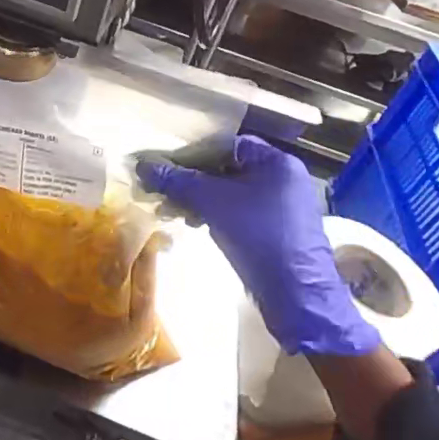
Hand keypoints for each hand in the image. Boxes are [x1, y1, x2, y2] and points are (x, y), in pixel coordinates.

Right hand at [137, 136, 378, 355]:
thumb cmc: (258, 236)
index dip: (192, 154)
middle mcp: (283, 178)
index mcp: (277, 162)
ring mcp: (282, 206)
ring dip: (200, 200)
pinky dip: (217, 215)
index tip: (163, 168)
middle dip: (192, 180)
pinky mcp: (276, 231)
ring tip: (173, 212)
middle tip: (162, 193)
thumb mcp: (214, 203)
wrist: (296, 294)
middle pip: (227, 169)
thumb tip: (143, 166)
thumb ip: (179, 181)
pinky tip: (197, 225)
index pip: (226, 145)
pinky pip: (240, 213)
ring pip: (231, 193)